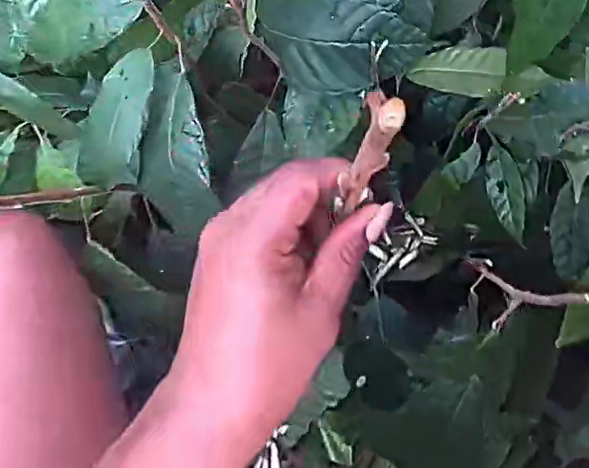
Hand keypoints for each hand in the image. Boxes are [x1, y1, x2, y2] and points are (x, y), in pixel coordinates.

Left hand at [101, 159, 393, 467]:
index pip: (301, 177)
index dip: (340, 174)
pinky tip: (302, 257)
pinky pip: (259, 212)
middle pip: (287, 180)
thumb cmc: (269, 367)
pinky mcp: (217, 246)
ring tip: (329, 250)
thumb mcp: (320, 308)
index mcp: (252, 235)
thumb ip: (347, 248)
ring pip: (275, 193)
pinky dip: (287, 221)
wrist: (208, 413)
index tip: (372, 192)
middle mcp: (229, 221)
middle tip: (356, 225)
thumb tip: (379, 208)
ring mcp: (218, 232)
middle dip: (327, 192)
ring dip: (308, 208)